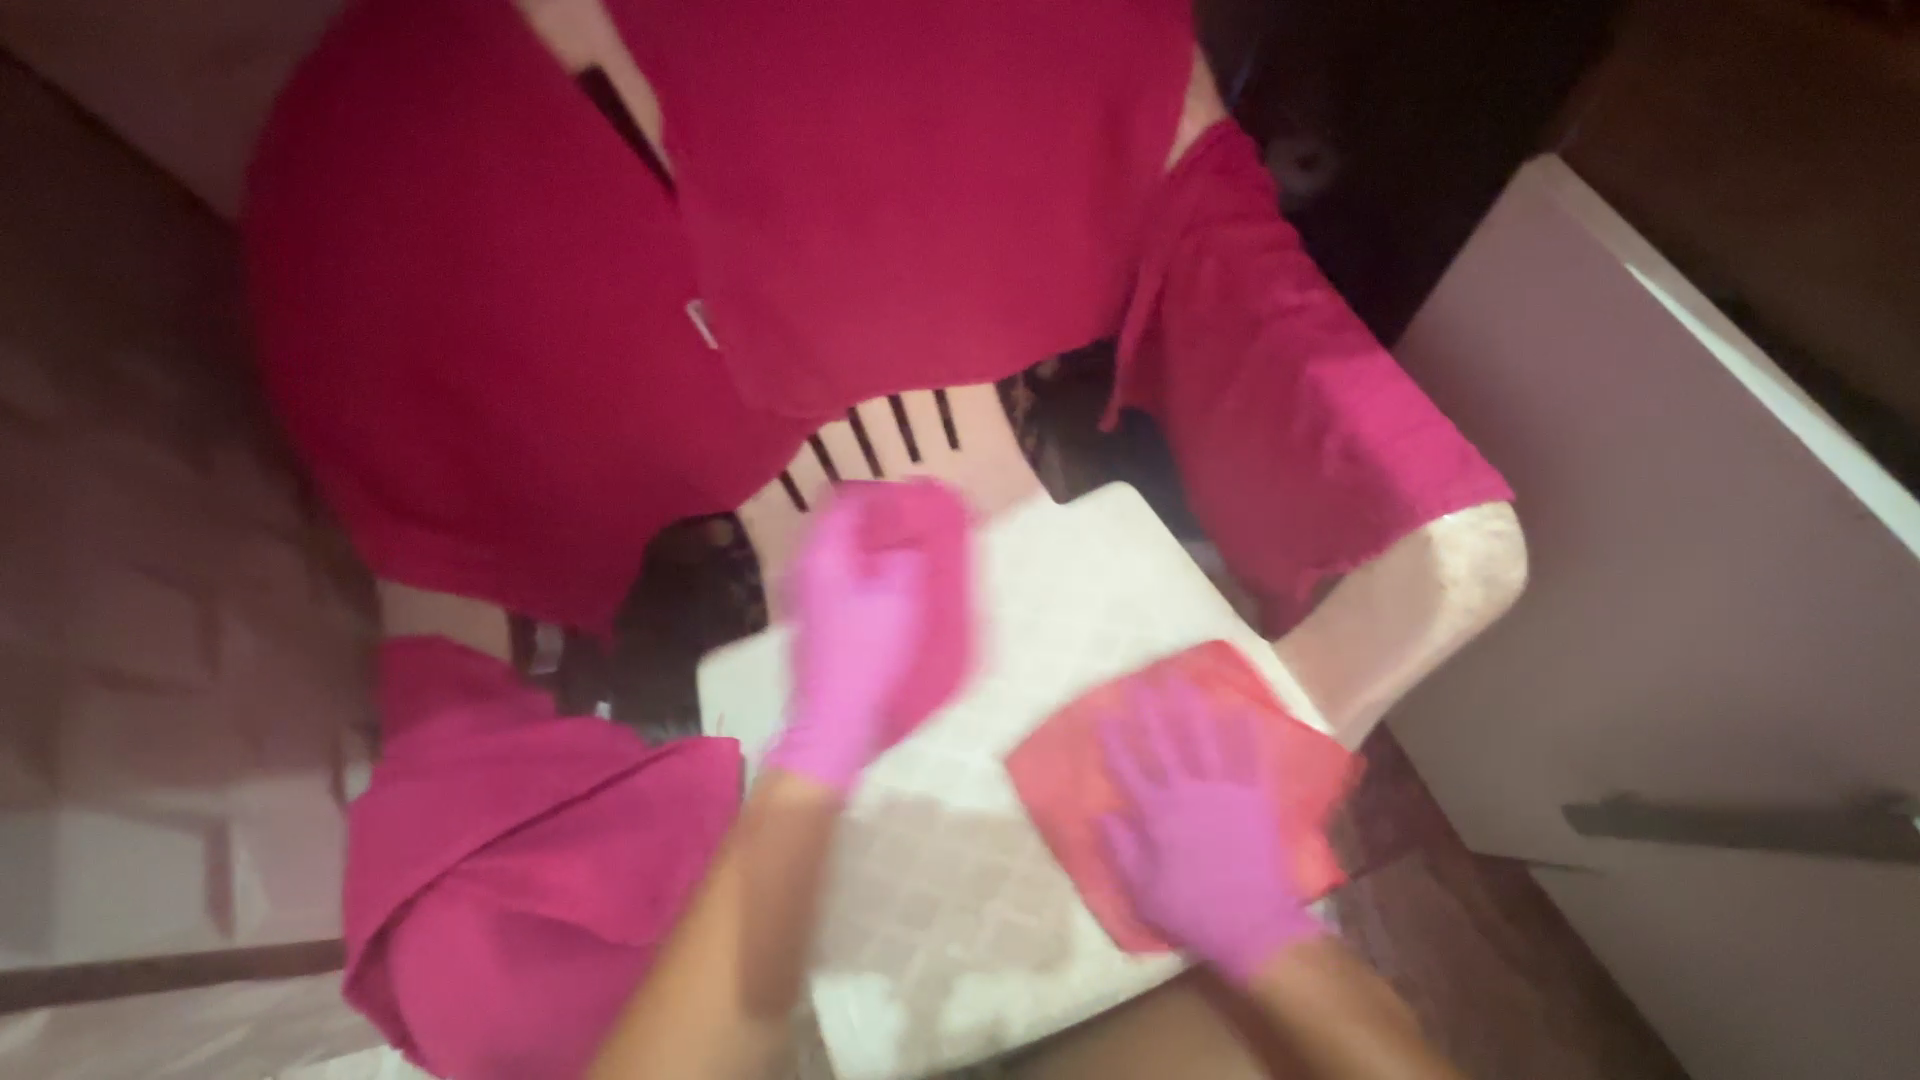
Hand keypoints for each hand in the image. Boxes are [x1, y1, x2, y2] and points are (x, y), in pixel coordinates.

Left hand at [764, 485, 928, 793]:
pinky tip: (892, 593)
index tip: (912, 503)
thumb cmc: (867, 655)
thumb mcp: (900, 598)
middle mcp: (805, 567)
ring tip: (910, 560)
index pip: (845, 498)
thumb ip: (907, 554)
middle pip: (841, 524)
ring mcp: (804, 595)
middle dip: (879, 522)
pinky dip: (865, 575)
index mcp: (822, 553)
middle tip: (916, 531)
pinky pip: (840, 579)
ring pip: (841, 553)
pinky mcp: (813, 619)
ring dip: (874, 550)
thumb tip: (912, 526)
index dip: (880, 495)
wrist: (832, 721)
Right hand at [1098, 676, 1324, 982]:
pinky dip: (1246, 735)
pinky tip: (1243, 711)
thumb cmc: (1191, 909)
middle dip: (1150, 711)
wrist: (1251, 925)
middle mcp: (1187, 793)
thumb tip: (1102, 815)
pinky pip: (1251, 761)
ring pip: (1205, 741)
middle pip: (1164, 744)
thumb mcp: (1142, 889)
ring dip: (1194, 710)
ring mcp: (1223, 792)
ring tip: (1186, 682)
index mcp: (1157, 814)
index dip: (1113, 741)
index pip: (1127, 769)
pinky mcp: (1254, 800)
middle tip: (1142, 682)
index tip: (1103, 714)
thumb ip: (1121, 849)